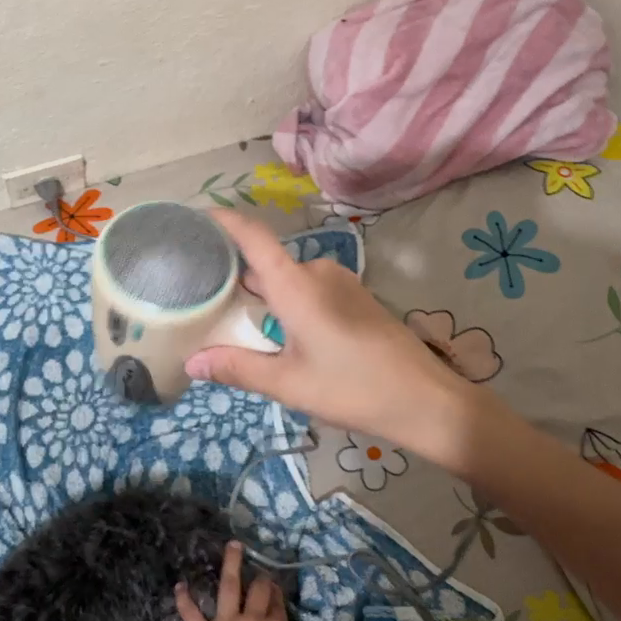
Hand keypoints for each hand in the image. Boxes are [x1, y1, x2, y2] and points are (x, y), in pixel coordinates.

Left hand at [176, 541, 295, 620]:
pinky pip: (191, 613)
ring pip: (228, 585)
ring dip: (230, 563)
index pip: (278, 605)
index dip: (276, 593)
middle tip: (259, 571)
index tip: (274, 587)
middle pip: (258, 590)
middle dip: (260, 578)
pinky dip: (183, 599)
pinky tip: (179, 586)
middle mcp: (252, 620)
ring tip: (232, 545)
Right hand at [186, 208, 510, 472]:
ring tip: (233, 320)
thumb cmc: (354, 388)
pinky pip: (308, 290)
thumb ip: (237, 368)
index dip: (223, 221)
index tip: (195, 219)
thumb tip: (192, 363)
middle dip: (234, 276)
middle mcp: (317, 272)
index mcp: (296, 284)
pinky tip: (277, 332)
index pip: (252, 235)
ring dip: (262, 295)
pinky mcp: (356, 298)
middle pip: (265, 262)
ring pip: (287, 280)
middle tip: (199, 296)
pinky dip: (286, 303)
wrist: (428, 401)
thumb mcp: (288, 383)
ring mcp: (340, 283)